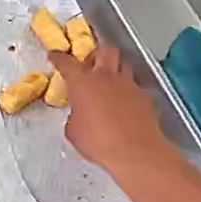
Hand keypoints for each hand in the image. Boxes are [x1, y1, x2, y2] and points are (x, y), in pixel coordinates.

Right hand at [49, 44, 179, 179]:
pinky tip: (125, 103)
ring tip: (109, 80)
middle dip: (96, 53)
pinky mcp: (144, 97)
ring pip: (123, 64)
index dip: (59, 58)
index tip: (55, 56)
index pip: (67, 62)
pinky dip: (128, 90)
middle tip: (90, 63)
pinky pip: (135, 86)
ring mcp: (128, 85)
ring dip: (115, 69)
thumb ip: (74, 115)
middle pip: (104, 50)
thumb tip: (79, 115)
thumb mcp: (73, 131)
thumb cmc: (98, 141)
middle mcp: (106, 77)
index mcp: (82, 82)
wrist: (134, 151)